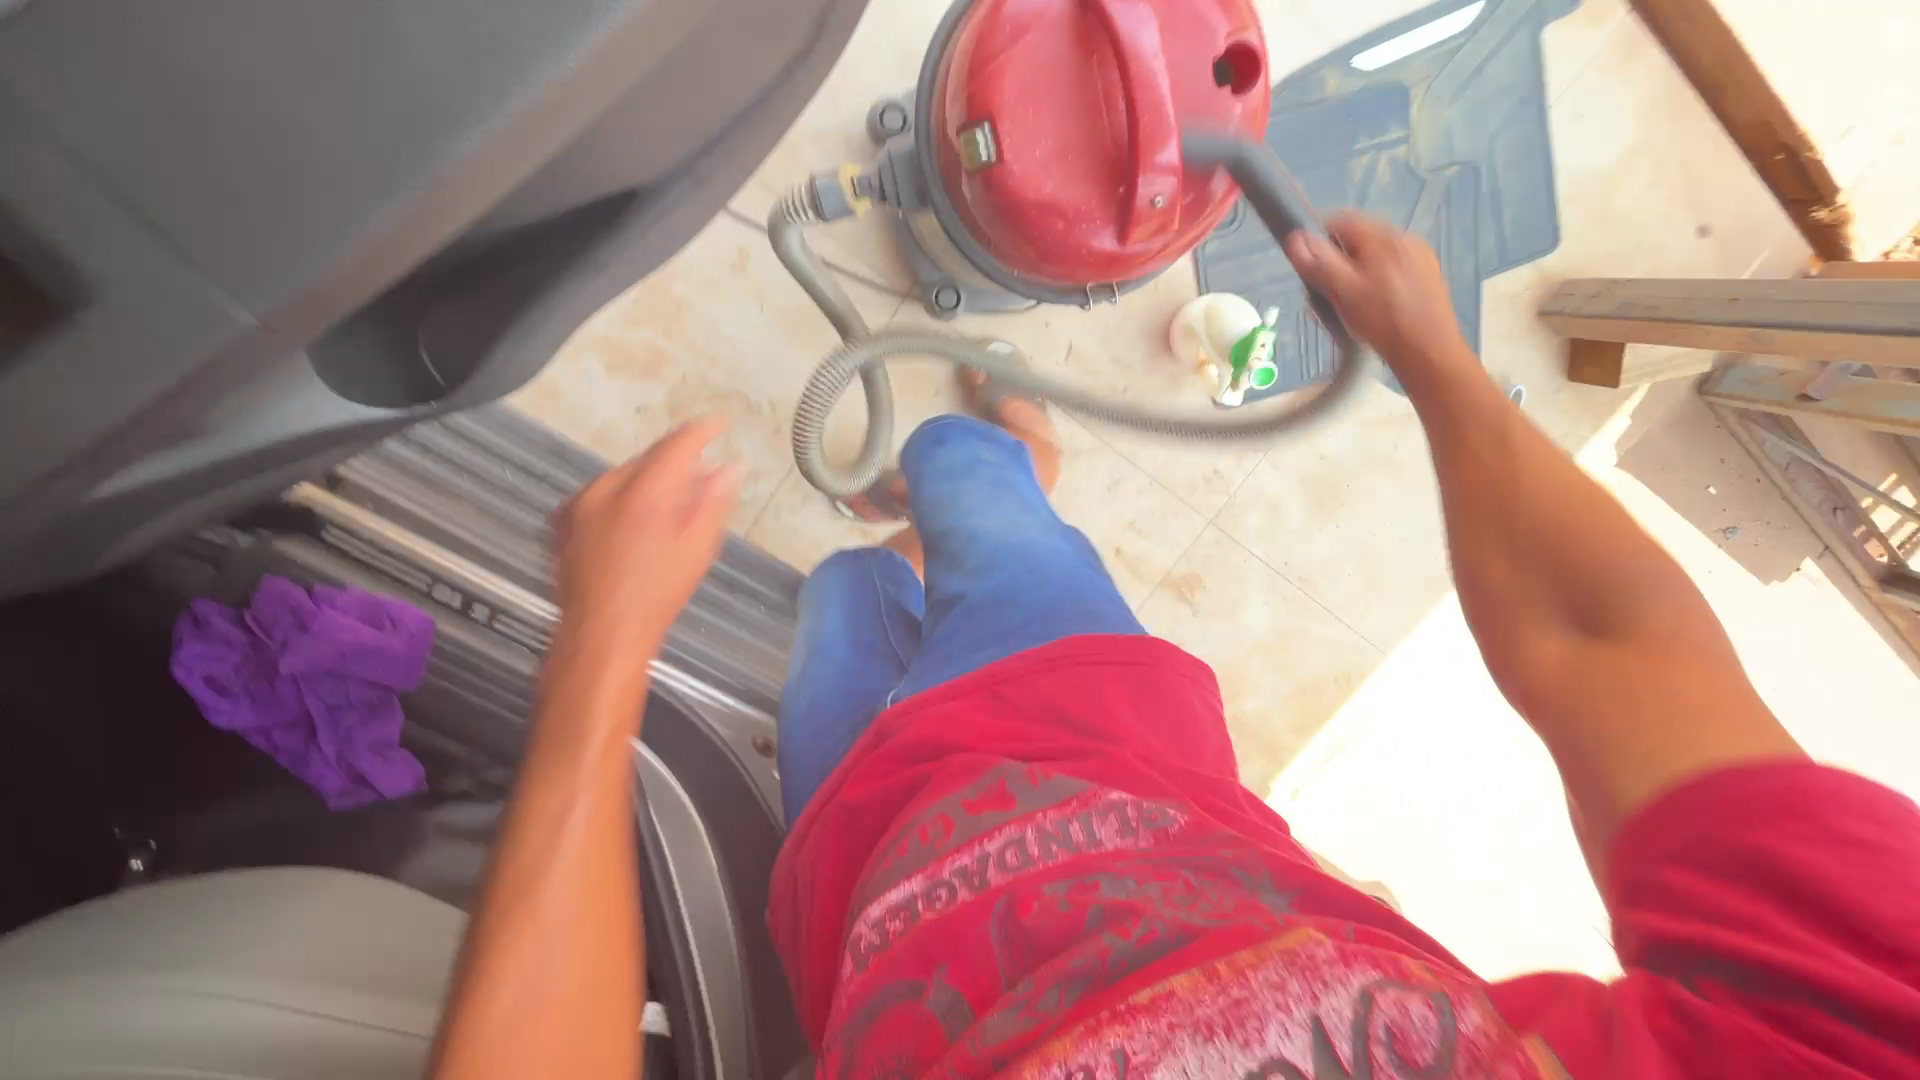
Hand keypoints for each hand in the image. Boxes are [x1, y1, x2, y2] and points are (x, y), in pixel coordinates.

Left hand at [552, 416, 743, 653]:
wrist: (603, 632)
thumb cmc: (657, 595)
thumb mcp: (699, 547)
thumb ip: (715, 500)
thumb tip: (732, 467)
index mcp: (644, 493)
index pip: (677, 444)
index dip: (703, 431)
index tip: (719, 424)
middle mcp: (607, 489)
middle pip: (650, 459)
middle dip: (677, 467)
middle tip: (700, 485)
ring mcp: (580, 503)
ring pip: (625, 476)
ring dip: (649, 484)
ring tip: (668, 515)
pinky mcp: (564, 519)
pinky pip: (602, 494)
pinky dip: (623, 499)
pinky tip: (636, 528)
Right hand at [1286, 213, 1477, 383]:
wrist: (1427, 351)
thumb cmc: (1382, 321)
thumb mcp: (1344, 293)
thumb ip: (1319, 263)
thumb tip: (1295, 236)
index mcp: (1382, 237)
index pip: (1341, 221)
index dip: (1318, 239)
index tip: (1307, 267)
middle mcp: (1404, 238)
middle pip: (1358, 239)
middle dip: (1336, 261)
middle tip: (1325, 293)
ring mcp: (1418, 256)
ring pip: (1374, 255)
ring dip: (1354, 273)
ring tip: (1348, 304)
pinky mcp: (1427, 275)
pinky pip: (1391, 268)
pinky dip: (1375, 281)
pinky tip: (1373, 307)